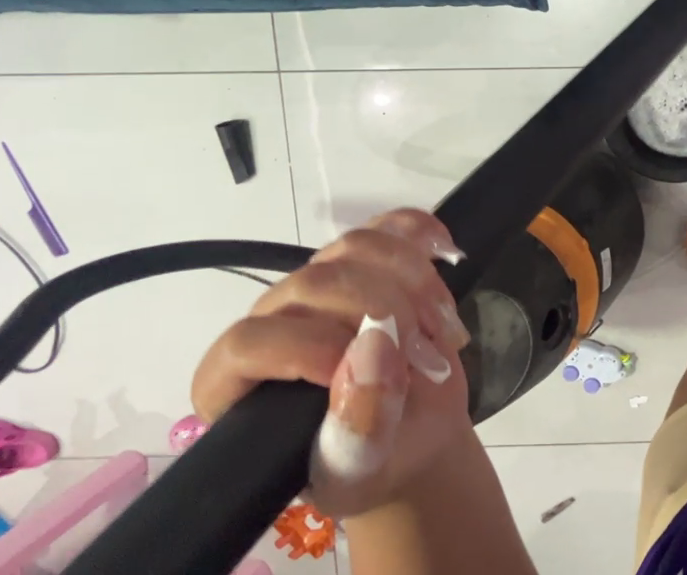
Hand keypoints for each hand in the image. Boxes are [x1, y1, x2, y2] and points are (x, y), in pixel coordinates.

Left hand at [190, 208, 473, 517]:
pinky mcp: (374, 264)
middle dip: (388, 313)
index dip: (308, 348)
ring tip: (445, 329)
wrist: (414, 438)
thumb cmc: (376, 460)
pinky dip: (424, 231)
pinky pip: (391, 225)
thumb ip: (361, 418)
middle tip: (431, 358)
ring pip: (357, 247)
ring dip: (416, 282)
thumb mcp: (364, 462)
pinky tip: (447, 255)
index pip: (249, 342)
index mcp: (239, 382)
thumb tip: (374, 346)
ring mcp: (325, 286)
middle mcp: (274, 322)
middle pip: (315, 283)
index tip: (376, 372)